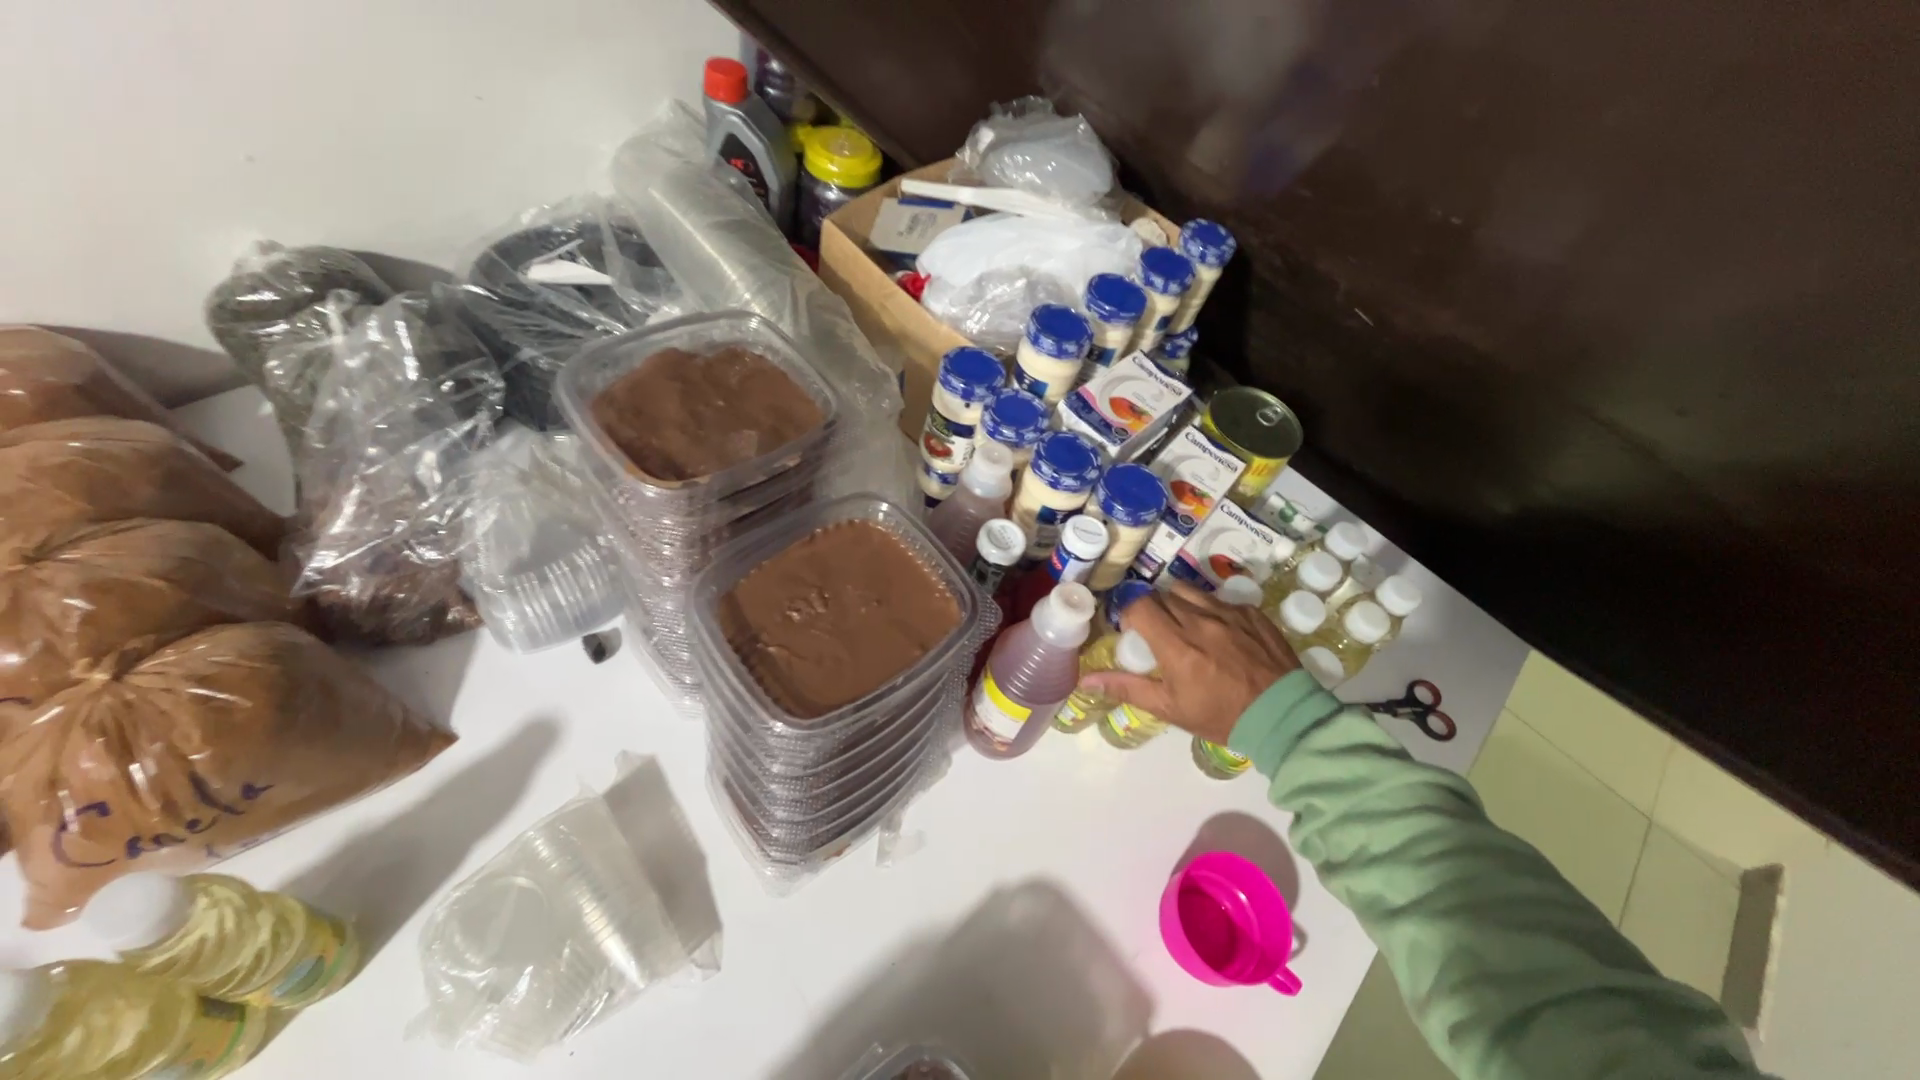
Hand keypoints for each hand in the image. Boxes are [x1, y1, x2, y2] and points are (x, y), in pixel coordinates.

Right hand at [1080, 582, 1299, 743]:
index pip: (1139, 606)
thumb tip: (1086, 679)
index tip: (1134, 631)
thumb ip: (1127, 688)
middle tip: (1159, 633)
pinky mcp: (1251, 612)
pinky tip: (1218, 633)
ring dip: (1179, 604)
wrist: (1283, 716)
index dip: (1131, 614)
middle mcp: (1200, 621)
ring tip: (1186, 627)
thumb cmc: (1221, 716)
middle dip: (1154, 610)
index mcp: (1176, 645)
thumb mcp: (1170, 708)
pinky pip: (1220, 600)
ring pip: (1189, 591)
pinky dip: (1211, 610)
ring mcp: (1229, 613)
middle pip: (1162, 596)